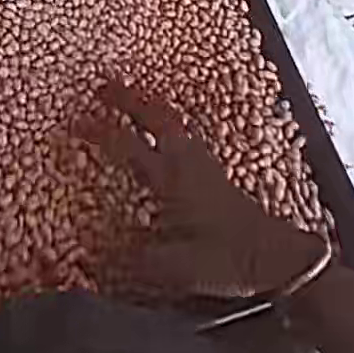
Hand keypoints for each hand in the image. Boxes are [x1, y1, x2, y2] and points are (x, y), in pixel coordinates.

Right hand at [84, 80, 324, 298]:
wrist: (276, 255)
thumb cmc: (228, 259)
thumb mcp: (180, 268)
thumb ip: (139, 259)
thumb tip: (99, 252)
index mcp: (171, 177)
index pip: (129, 146)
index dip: (101, 131)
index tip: (77, 119)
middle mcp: (185, 159)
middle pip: (153, 117)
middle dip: (127, 98)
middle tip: (104, 84)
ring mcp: (201, 160)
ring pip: (170, 119)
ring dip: (147, 104)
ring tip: (130, 95)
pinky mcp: (212, 168)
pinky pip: (182, 130)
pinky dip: (165, 118)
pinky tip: (163, 127)